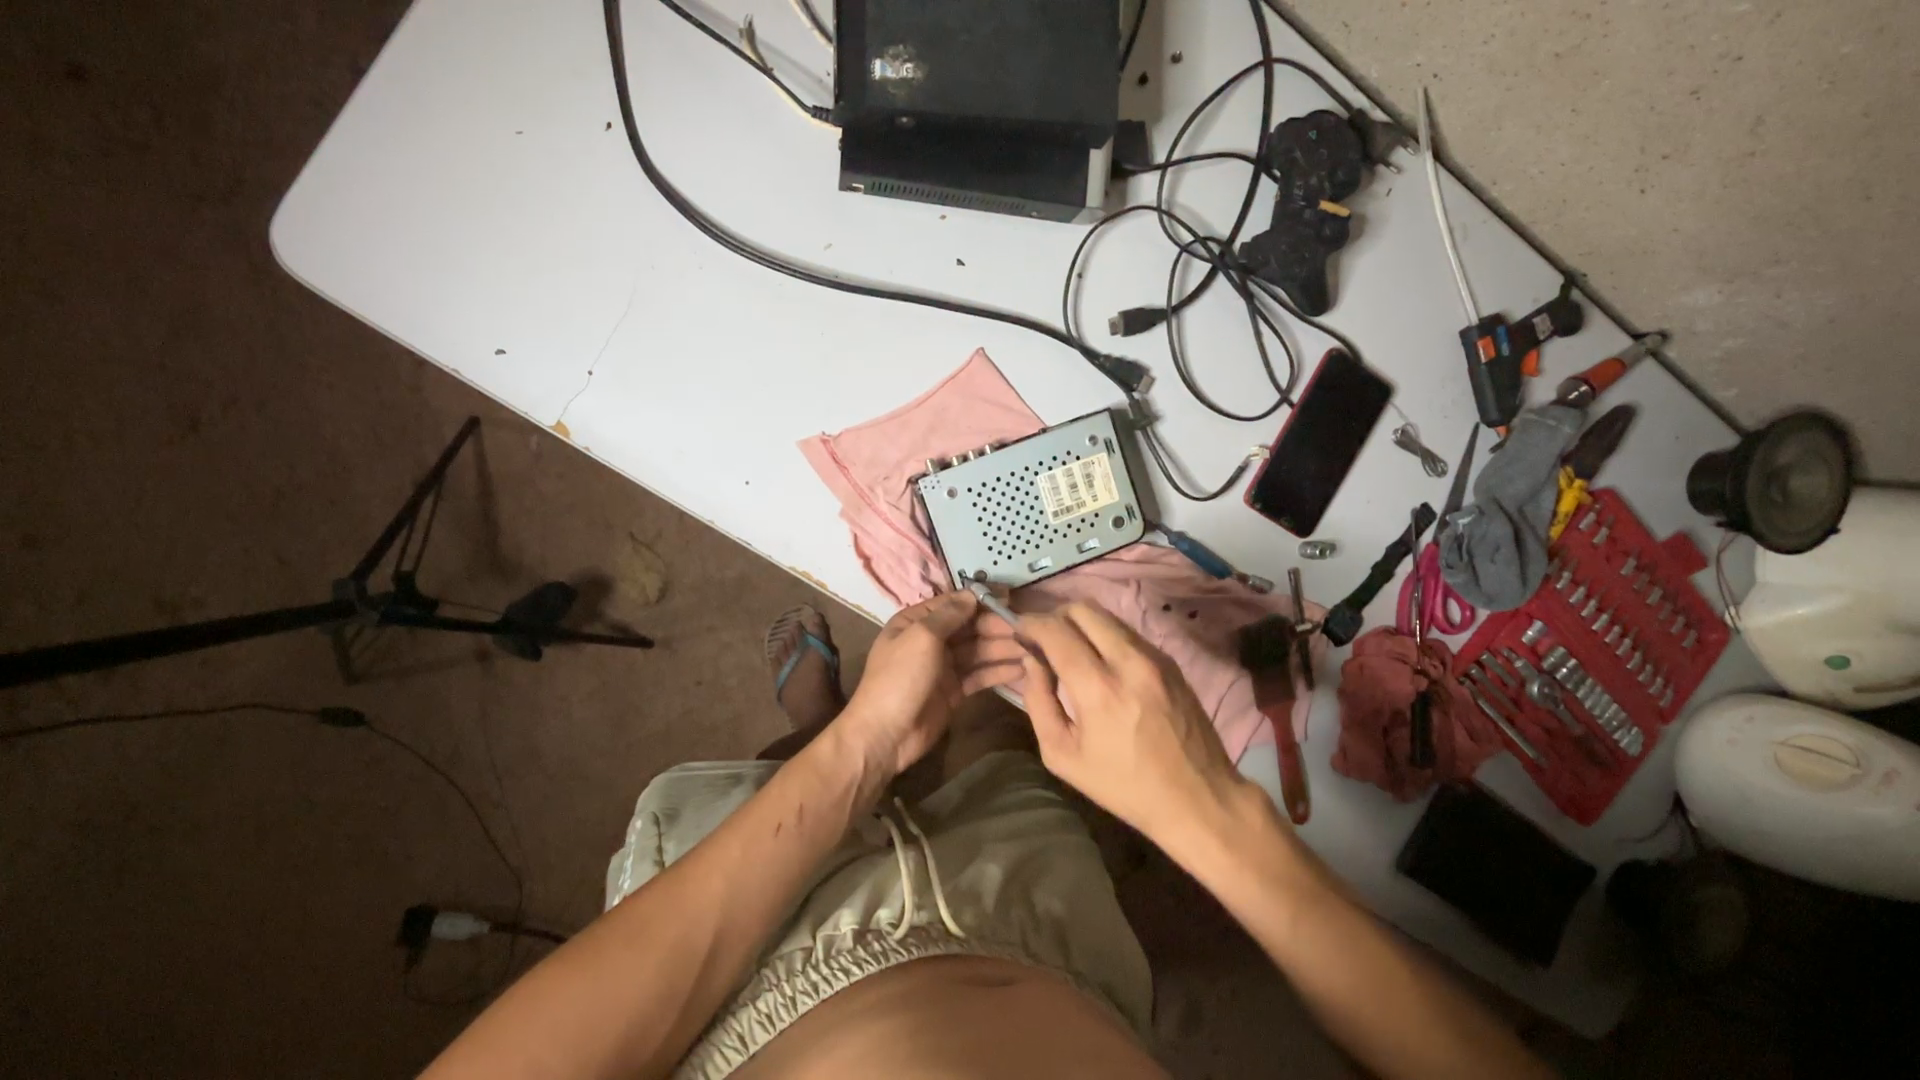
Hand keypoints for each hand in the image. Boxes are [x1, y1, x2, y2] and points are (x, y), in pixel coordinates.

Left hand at [834, 590, 1023, 776]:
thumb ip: (949, 615)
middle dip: (998, 627)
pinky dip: (999, 671)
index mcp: (916, 622)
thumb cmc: (899, 678)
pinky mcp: (955, 691)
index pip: (954, 604)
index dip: (982, 601)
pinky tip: (1023, 669)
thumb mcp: (921, 638)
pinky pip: (980, 675)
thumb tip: (972, 594)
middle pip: (970, 628)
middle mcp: (931, 641)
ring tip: (1034, 648)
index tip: (1012, 599)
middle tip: (1028, 629)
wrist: (885, 734)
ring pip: (978, 652)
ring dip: (1004, 649)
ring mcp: (943, 667)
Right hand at [1015, 602, 1253, 847]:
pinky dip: (1105, 638)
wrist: (1197, 796)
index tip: (1019, 633)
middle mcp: (1129, 662)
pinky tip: (1100, 664)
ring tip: (1070, 651)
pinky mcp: (1171, 661)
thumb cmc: (1123, 786)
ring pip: (1107, 617)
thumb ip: (1039, 701)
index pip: (1055, 630)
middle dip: (1055, 617)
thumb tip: (1031, 661)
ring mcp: (1155, 658)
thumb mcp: (1062, 756)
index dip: (1030, 624)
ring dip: (1081, 625)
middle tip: (1044, 641)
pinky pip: (1128, 634)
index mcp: (1099, 689)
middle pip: (1082, 610)